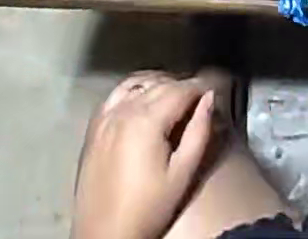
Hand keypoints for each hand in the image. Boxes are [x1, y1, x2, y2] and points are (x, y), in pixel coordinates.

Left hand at [73, 73, 219, 238]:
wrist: (104, 235)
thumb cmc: (147, 209)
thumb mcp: (181, 175)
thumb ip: (199, 132)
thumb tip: (209, 98)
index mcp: (147, 120)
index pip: (180, 90)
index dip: (199, 87)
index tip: (211, 91)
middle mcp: (125, 109)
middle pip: (160, 84)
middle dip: (182, 86)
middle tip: (198, 97)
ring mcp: (107, 114)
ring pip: (140, 83)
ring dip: (159, 83)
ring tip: (175, 95)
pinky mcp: (96, 123)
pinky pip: (118, 92)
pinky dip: (135, 87)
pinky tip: (143, 96)